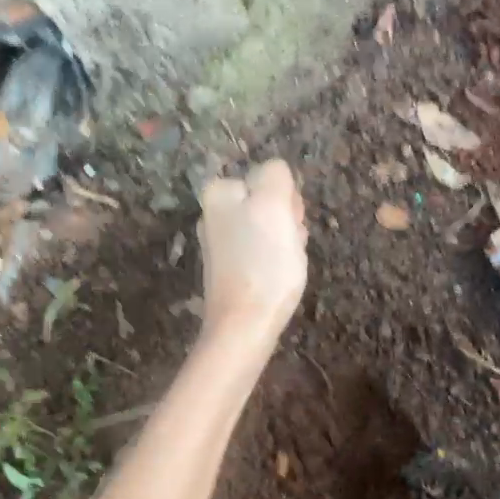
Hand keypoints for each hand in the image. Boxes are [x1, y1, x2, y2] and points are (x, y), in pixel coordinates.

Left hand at [198, 160, 307, 342]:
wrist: (244, 325)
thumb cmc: (263, 263)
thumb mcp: (274, 204)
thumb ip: (274, 174)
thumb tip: (273, 173)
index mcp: (218, 192)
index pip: (272, 176)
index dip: (287, 199)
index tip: (287, 222)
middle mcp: (213, 213)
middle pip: (270, 203)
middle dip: (287, 221)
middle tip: (287, 245)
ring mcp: (221, 243)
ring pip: (271, 229)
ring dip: (286, 243)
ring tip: (282, 265)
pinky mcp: (231, 268)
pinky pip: (263, 253)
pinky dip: (276, 263)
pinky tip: (276, 280)